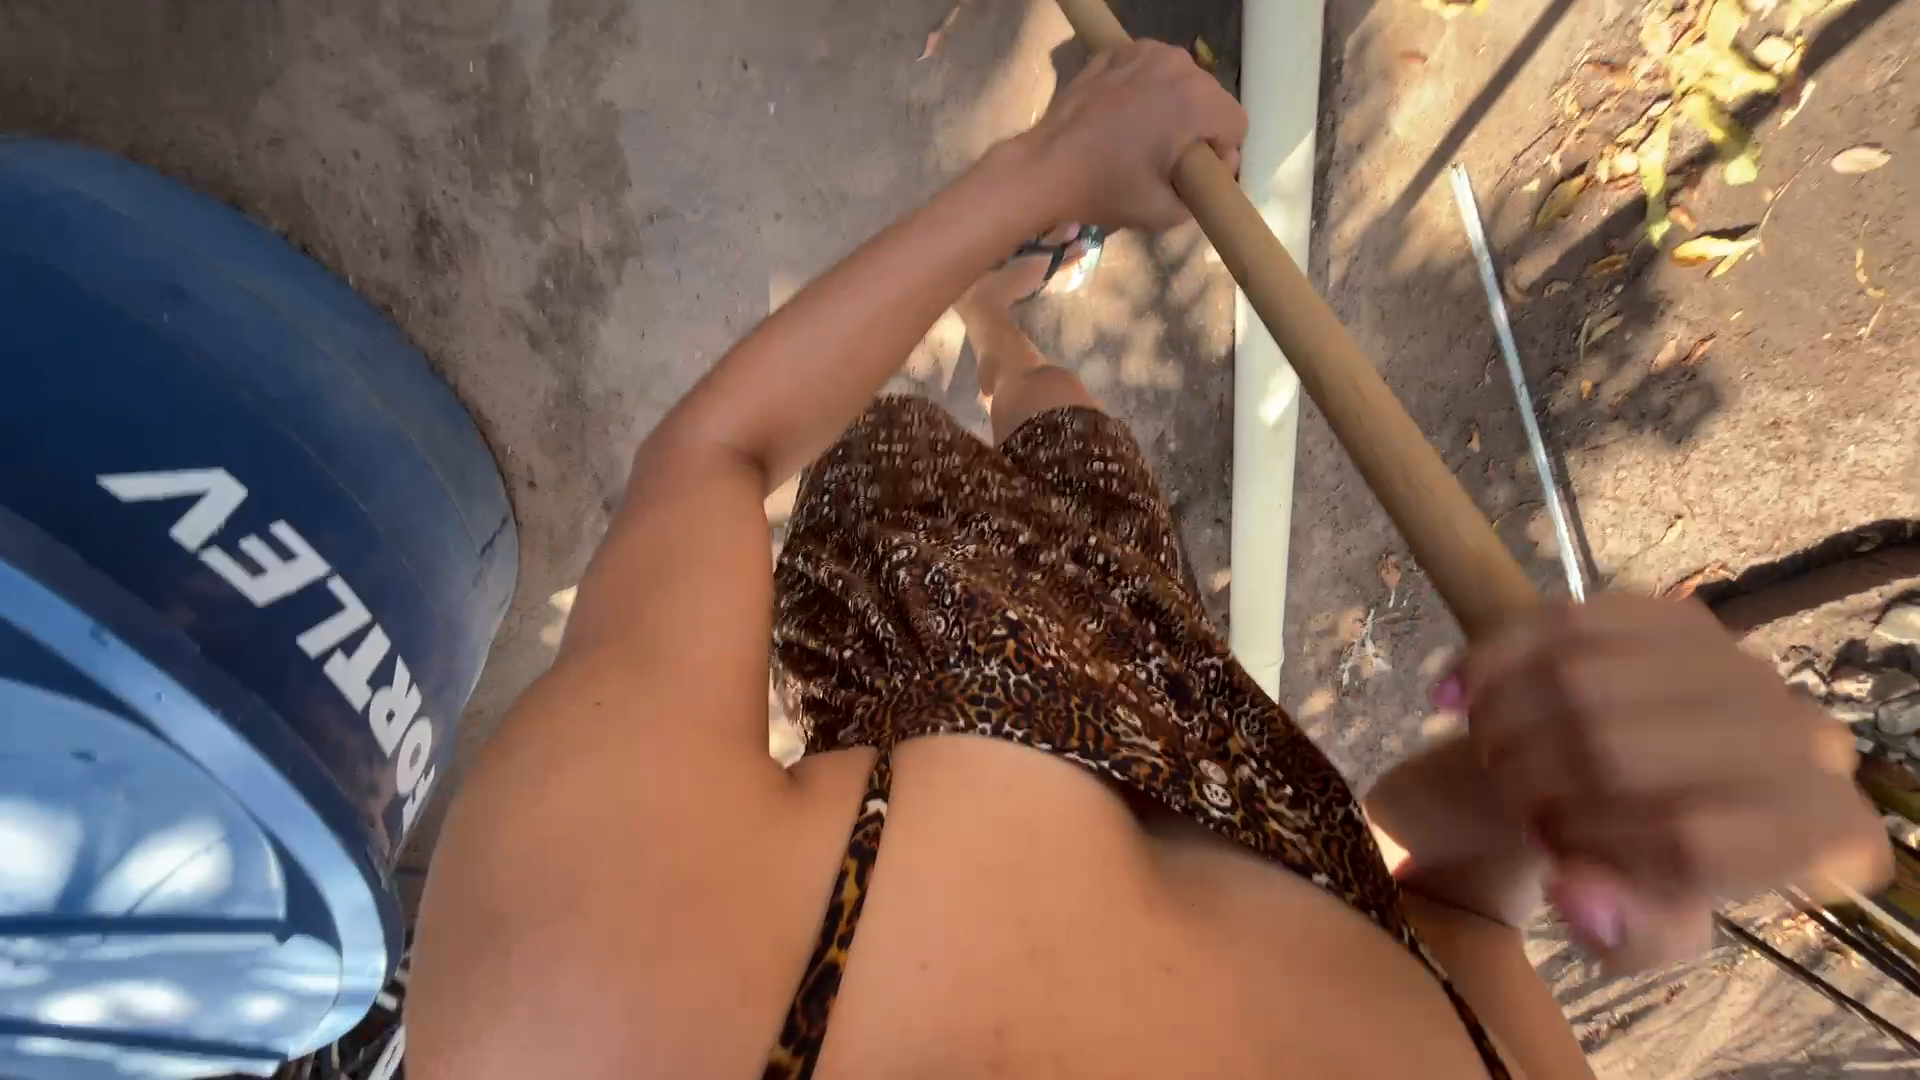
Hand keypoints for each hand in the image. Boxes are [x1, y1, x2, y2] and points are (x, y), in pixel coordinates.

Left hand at [1022, 40, 1245, 232]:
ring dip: (1171, 111)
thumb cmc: (1105, 189)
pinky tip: (1122, 121)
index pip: (1235, 125)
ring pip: (1178, 83)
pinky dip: (1143, 94)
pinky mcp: (1115, 53)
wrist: (1046, 168)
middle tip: (1167, 164)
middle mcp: (1177, 64)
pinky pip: (1147, 73)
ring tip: (1142, 142)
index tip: (1195, 177)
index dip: (1222, 157)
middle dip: (1197, 132)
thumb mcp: (1161, 212)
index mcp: (1196, 100)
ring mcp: (1144, 52)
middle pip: (1209, 100)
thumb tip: (1206, 186)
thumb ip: (1197, 201)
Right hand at [1451, 594, 1890, 968]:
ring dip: (1499, 722)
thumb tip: (1576, 898)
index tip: (1548, 849)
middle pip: (1613, 751)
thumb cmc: (1631, 855)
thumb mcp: (1639, 924)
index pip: (1685, 839)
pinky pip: (1551, 624)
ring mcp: (1737, 663)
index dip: (1582, 843)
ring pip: (1571, 678)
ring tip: (1487, 748)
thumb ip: (1623, 932)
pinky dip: (1484, 662)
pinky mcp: (1664, 612)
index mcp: (1819, 832)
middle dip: (1526, 778)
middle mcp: (1806, 738)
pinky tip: (1454, 695)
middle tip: (1504, 794)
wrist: (1608, 777)